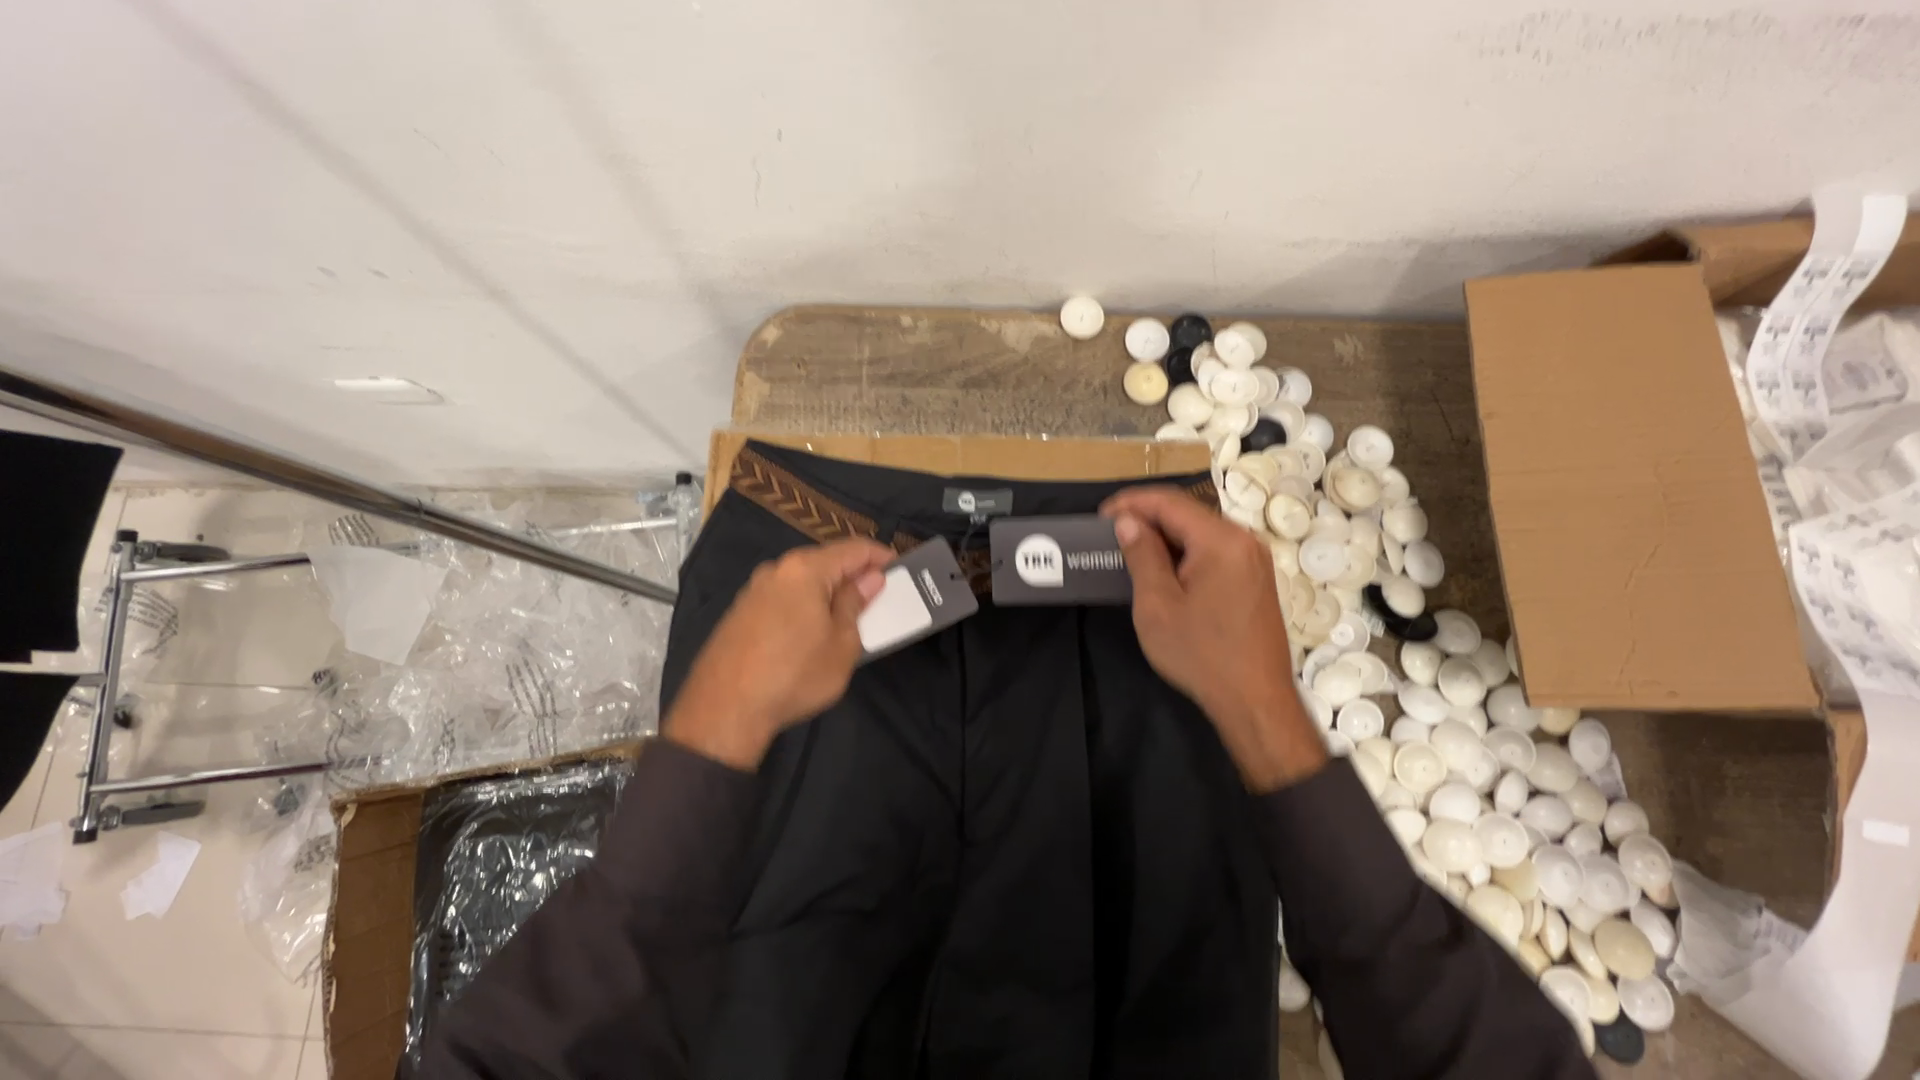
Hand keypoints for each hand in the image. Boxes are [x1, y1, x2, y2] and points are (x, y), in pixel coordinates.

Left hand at [666, 538, 892, 768]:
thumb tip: (869, 580)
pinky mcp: (740, 612)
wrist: (725, 709)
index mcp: (805, 570)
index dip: (880, 555)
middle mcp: (776, 570)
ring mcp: (753, 591)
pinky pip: (782, 598)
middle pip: (824, 561)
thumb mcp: (841, 645)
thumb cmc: (795, 675)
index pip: (852, 549)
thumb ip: (856, 605)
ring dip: (826, 591)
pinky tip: (810, 631)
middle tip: (876, 596)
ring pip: (801, 580)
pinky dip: (803, 605)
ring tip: (846, 616)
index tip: (899, 569)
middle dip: (852, 574)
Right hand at [1101, 486, 1327, 791]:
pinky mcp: (1256, 579)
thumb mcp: (1157, 605)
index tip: (1099, 517)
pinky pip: (1216, 552)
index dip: (1131, 503)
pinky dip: (1186, 554)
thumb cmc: (1200, 654)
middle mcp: (1244, 540)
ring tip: (1131, 553)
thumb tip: (1128, 522)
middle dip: (1147, 519)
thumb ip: (1142, 555)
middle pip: (1188, 514)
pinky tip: (1165, 572)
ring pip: (1202, 533)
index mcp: (1221, 540)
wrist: (1254, 701)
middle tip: (1111, 536)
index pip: (1169, 502)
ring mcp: (1255, 560)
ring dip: (1166, 537)